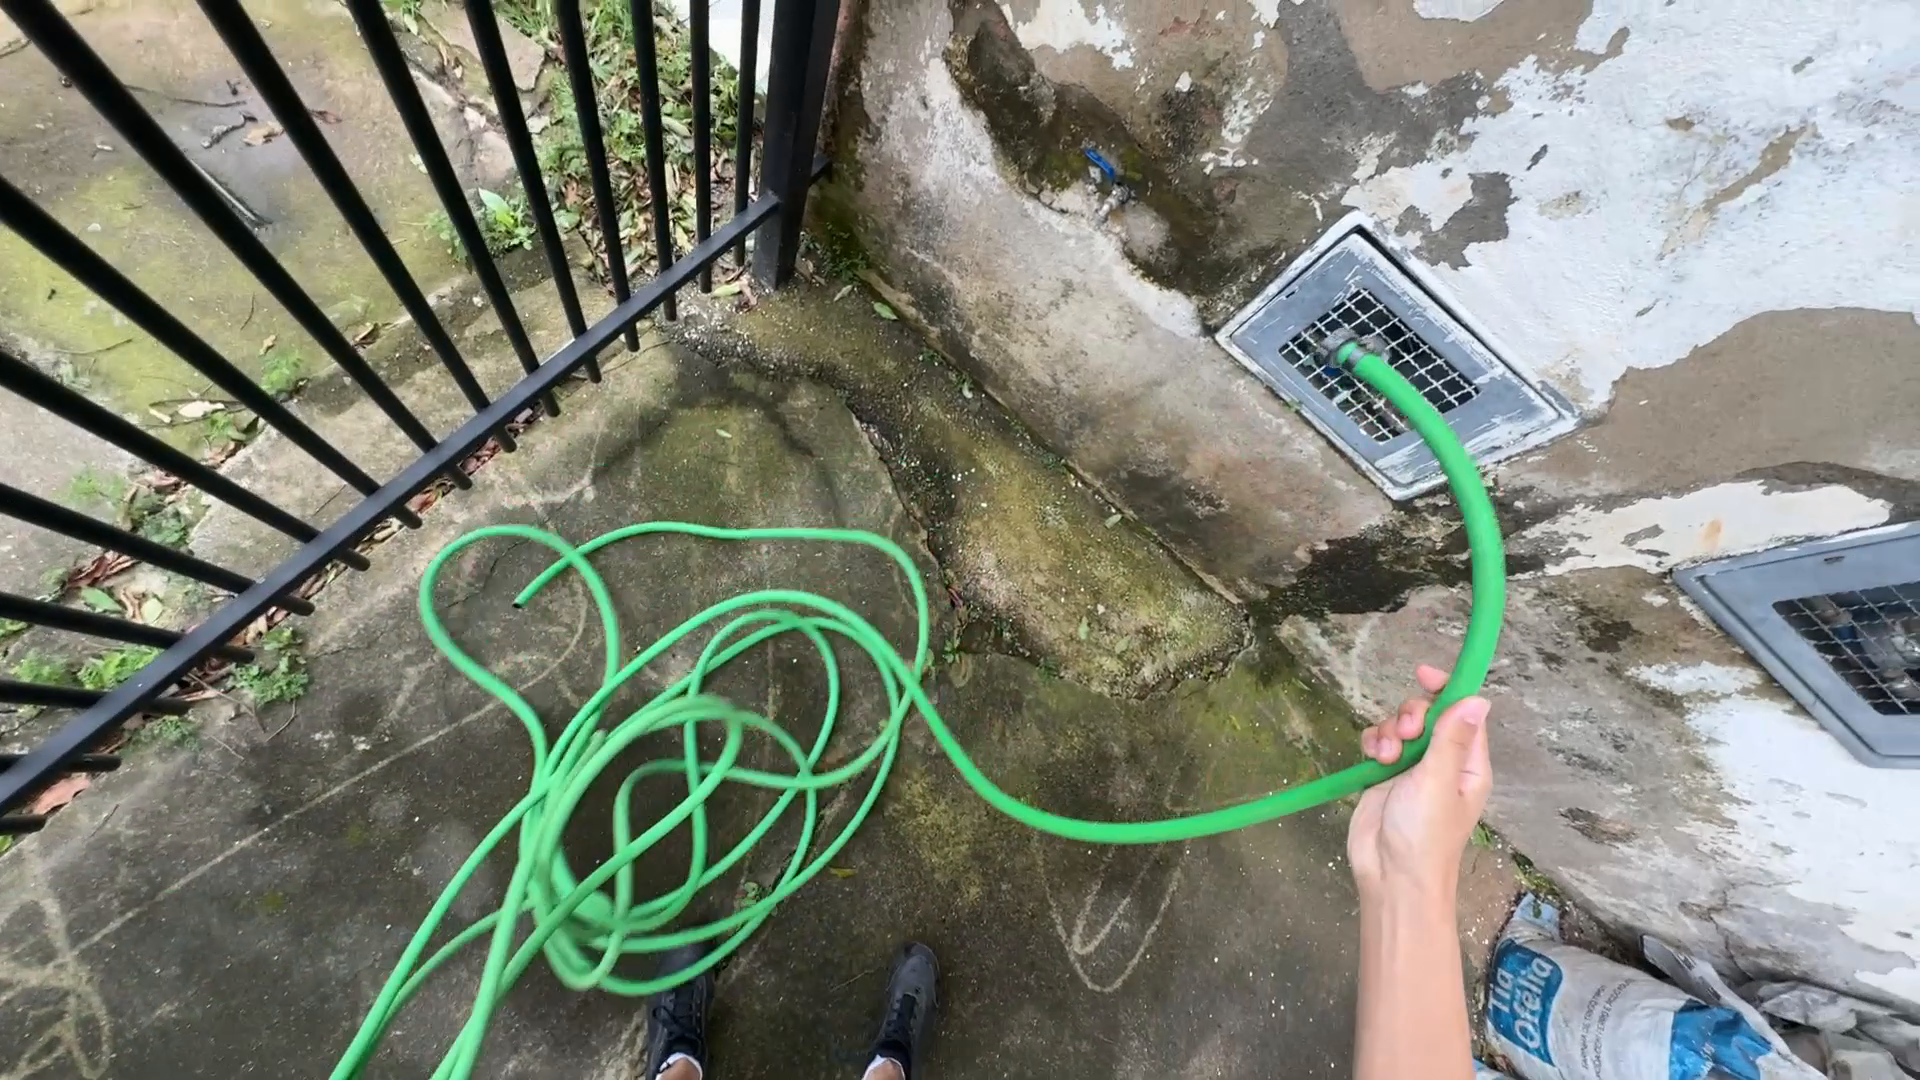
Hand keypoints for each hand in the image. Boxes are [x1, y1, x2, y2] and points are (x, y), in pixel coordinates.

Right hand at [1347, 664, 1491, 903]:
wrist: (1390, 873)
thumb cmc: (1424, 833)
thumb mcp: (1438, 781)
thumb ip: (1451, 738)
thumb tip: (1477, 699)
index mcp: (1468, 764)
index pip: (1462, 714)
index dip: (1447, 689)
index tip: (1423, 673)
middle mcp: (1442, 762)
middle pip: (1426, 715)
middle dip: (1409, 716)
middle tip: (1404, 734)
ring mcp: (1412, 768)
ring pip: (1398, 726)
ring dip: (1387, 732)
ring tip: (1383, 757)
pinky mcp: (1384, 774)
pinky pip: (1378, 741)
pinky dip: (1372, 743)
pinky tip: (1371, 760)